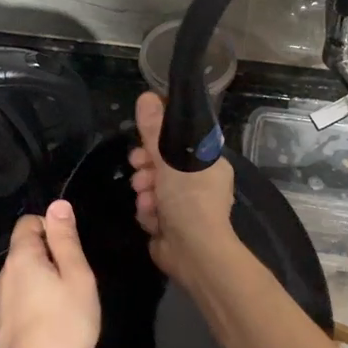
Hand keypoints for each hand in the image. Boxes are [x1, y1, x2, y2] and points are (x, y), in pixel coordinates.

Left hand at [0, 200, 98, 347]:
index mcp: (20, 258)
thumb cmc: (64, 325)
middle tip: (76, 279)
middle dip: (50, 255)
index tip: (72, 251)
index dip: (52, 228)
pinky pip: (19, 298)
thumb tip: (57, 205)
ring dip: (42, 280)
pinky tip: (51, 321)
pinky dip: (34, 300)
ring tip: (66, 302)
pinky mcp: (0, 324)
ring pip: (22, 276)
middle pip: (25, 249)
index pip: (28, 222)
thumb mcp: (77, 277)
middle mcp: (2, 275)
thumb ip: (66, 240)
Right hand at [127, 91, 240, 283]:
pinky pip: (150, 210)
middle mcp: (198, 183)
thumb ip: (155, 129)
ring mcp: (184, 206)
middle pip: (162, 164)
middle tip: (139, 168)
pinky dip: (149, 213)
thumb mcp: (170, 158)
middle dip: (147, 168)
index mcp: (208, 163)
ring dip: (146, 193)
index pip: (180, 141)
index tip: (144, 140)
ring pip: (152, 187)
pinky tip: (153, 219)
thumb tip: (146, 96)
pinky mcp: (170, 225)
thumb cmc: (190, 199)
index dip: (158, 140)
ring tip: (148, 200)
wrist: (194, 251)